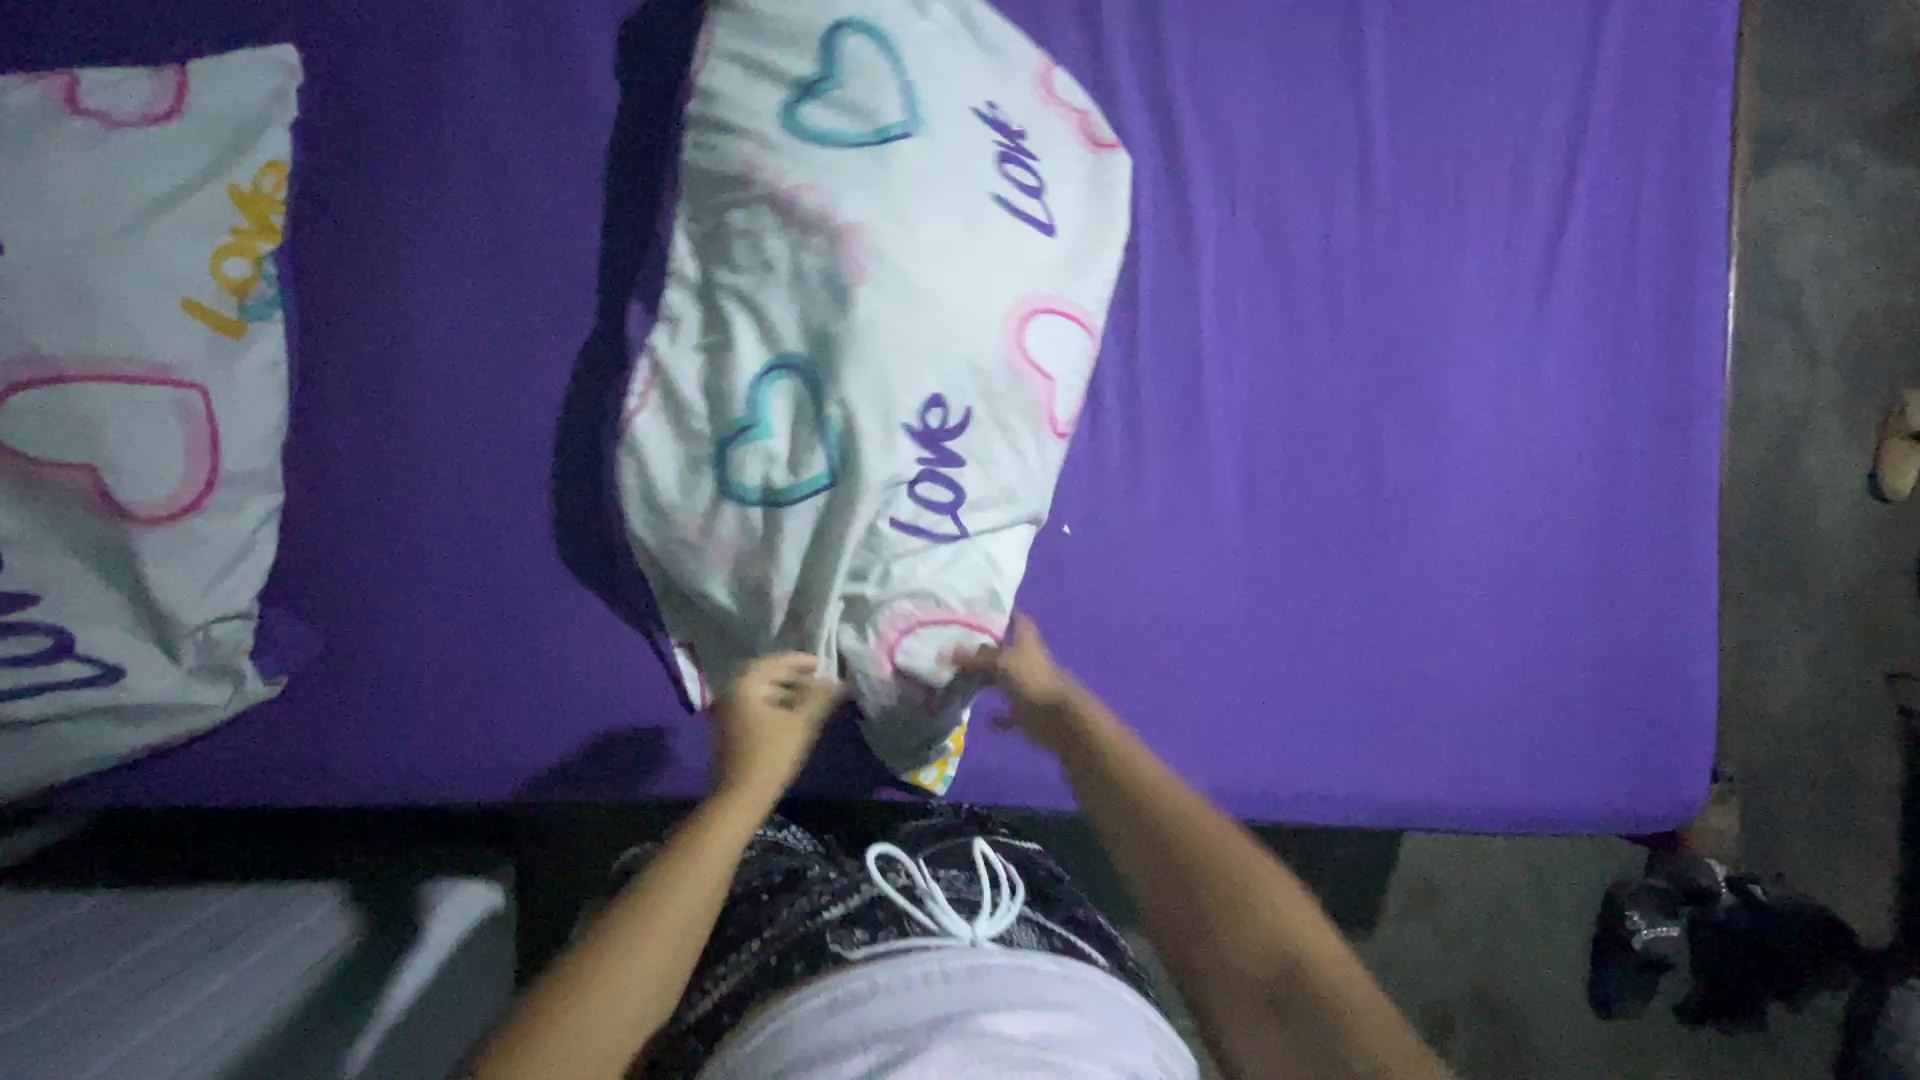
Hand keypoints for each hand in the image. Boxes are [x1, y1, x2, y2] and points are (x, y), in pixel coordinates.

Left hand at [710, 652, 843, 801]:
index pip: (775, 662)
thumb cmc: (772, 756)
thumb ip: (821, 697)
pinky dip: (774, 703)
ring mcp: (727, 711)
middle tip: (819, 679)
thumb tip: (839, 681)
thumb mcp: (802, 723)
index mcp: (745, 686)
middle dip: (794, 676)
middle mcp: (731, 693)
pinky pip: (755, 705)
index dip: (801, 661)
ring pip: (761, 692)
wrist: (741, 797)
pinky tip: (794, 713)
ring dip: (786, 691)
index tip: (824, 664)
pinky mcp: (730, 728)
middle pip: (766, 675)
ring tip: (812, 696)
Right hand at [953, 614, 1088, 753]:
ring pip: (1001, 677)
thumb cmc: (1031, 679)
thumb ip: (973, 658)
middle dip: (981, 648)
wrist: (1057, 716)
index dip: (999, 611)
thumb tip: (945, 652)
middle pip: (1002, 649)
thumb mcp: (1000, 662)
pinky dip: (998, 716)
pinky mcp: (1025, 708)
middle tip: (952, 644)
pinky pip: (1008, 711)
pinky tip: (984, 716)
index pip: (1013, 616)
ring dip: (984, 679)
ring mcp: (1026, 683)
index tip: (975, 608)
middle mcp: (1025, 658)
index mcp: (1025, 639)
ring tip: (956, 676)